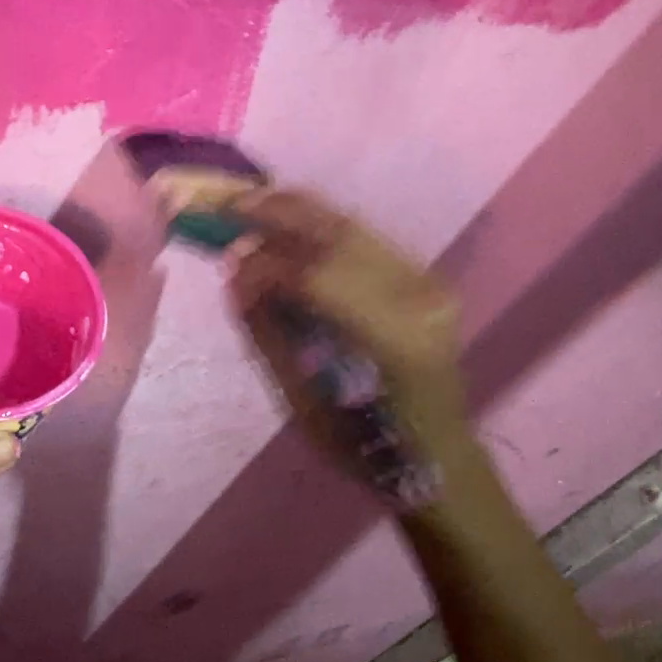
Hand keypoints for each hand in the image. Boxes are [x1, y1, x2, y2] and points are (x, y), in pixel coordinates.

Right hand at [222, 189, 470, 473]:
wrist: (437, 454)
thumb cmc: (365, 446)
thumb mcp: (303, 402)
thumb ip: (267, 334)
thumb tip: (232, 277)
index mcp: (397, 341)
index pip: (319, 278)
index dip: (266, 264)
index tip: (225, 262)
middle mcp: (419, 298)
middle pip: (339, 234)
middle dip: (278, 213)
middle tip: (228, 206)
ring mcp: (427, 281)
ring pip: (350, 225)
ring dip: (296, 210)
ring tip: (250, 206)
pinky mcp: (423, 275)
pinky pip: (361, 236)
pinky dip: (317, 224)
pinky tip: (286, 223)